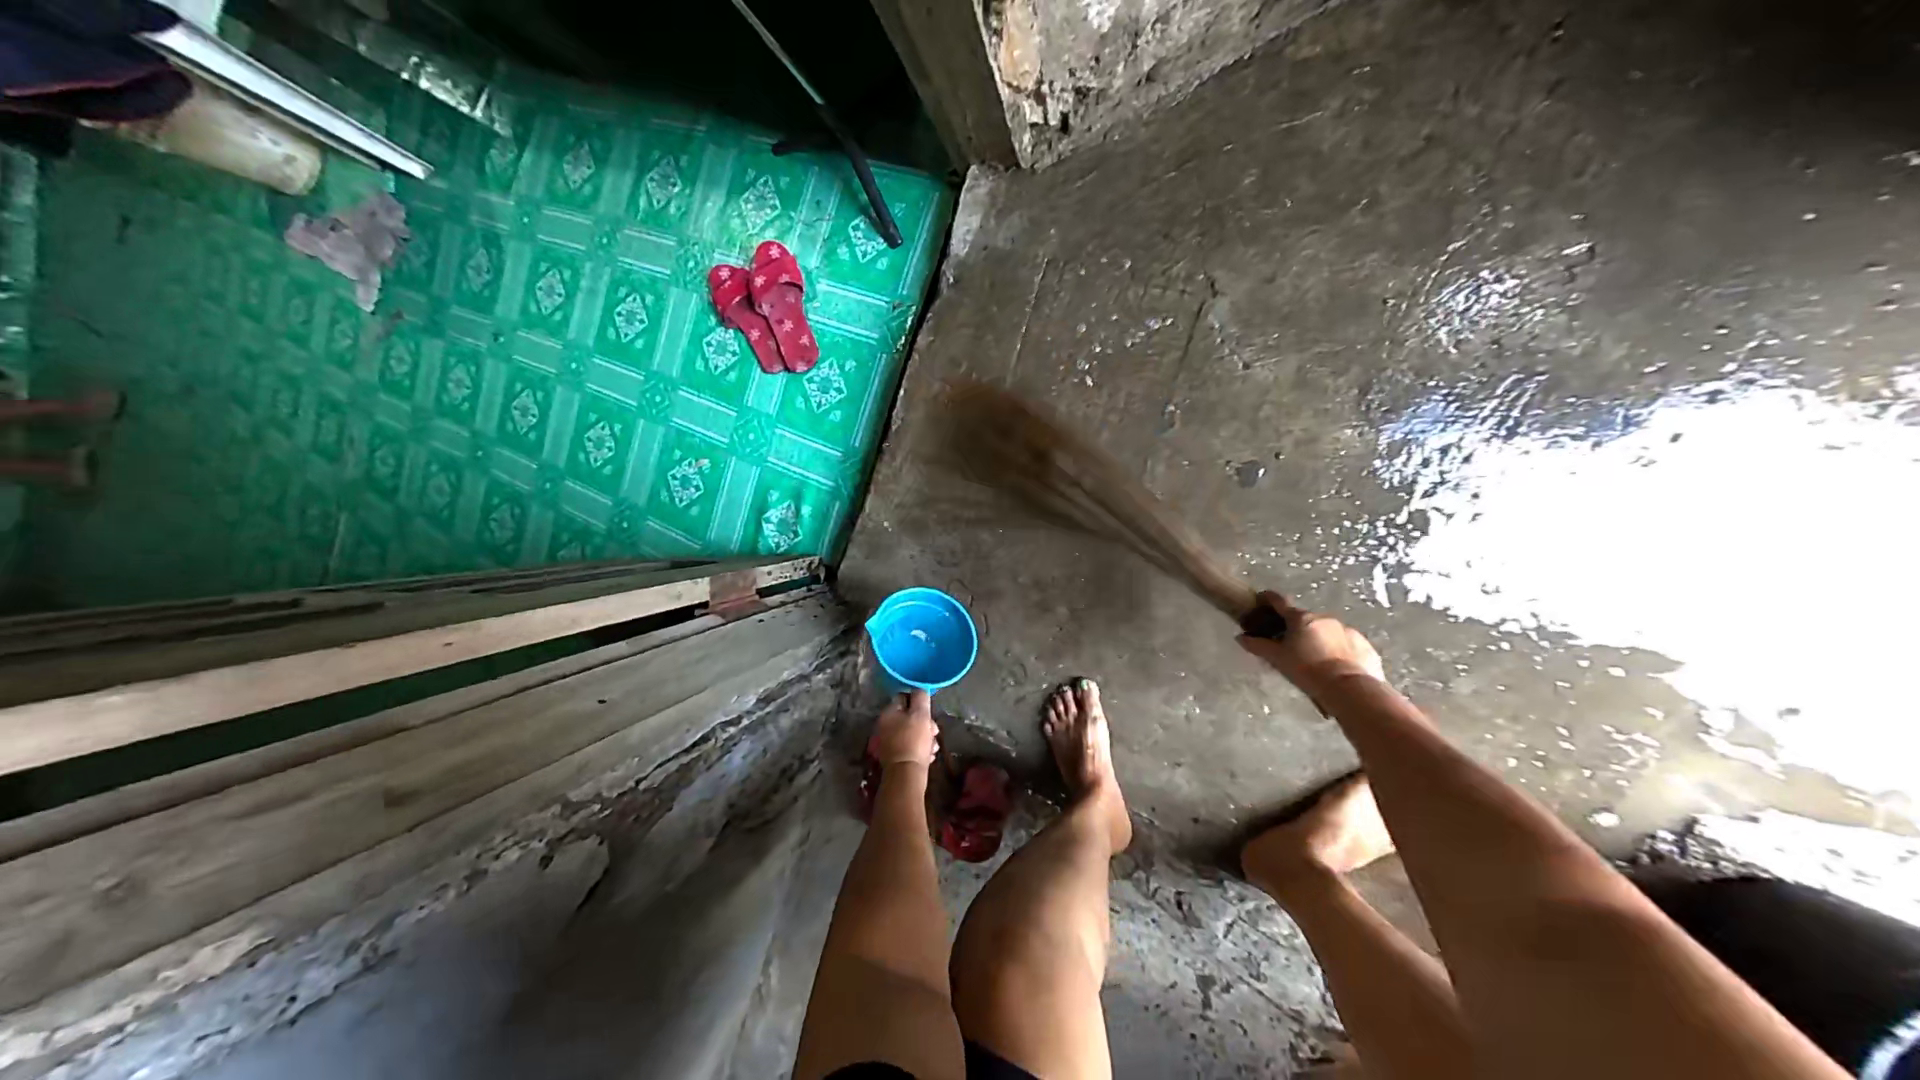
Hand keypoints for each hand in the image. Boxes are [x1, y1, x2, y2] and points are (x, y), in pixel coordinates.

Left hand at [869, 690, 938, 766]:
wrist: (907, 773)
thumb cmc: (914, 739)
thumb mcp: (921, 713)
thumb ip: (921, 697)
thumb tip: (920, 689)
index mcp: (888, 712)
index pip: (903, 697)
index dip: (919, 702)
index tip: (929, 712)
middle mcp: (885, 725)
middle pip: (909, 717)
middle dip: (925, 723)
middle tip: (934, 731)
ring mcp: (888, 742)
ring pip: (912, 733)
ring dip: (926, 737)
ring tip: (933, 747)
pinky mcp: (894, 756)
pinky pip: (910, 747)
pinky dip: (920, 749)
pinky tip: (928, 756)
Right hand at [1238, 591, 1385, 689]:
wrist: (1350, 688)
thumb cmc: (1308, 670)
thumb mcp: (1278, 659)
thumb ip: (1259, 646)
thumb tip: (1241, 638)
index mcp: (1301, 618)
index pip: (1280, 602)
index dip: (1268, 599)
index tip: (1261, 599)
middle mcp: (1324, 618)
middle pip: (1304, 619)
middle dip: (1295, 628)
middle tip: (1289, 645)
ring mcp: (1346, 630)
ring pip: (1326, 631)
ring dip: (1318, 639)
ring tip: (1315, 661)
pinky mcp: (1363, 644)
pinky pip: (1345, 643)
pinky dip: (1337, 650)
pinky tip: (1335, 667)